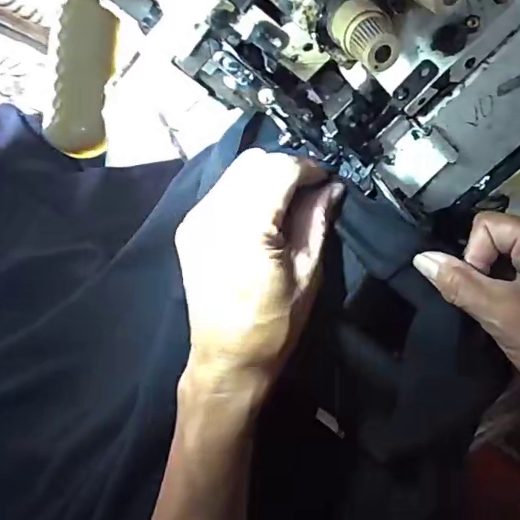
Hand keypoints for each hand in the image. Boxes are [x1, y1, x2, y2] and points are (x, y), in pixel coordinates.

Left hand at [175, 149, 343, 432]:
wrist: (228, 358)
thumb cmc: (273, 325)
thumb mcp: (308, 273)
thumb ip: (317, 220)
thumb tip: (331, 188)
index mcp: (247, 227)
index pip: (280, 168)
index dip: (308, 167)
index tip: (326, 179)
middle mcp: (214, 215)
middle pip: (255, 161)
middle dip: (286, 167)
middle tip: (310, 188)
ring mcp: (196, 219)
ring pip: (236, 171)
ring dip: (265, 175)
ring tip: (287, 200)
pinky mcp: (189, 228)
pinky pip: (221, 190)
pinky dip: (245, 189)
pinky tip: (261, 211)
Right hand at [412, 213, 519, 444]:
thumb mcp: (500, 314)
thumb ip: (459, 282)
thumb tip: (421, 258)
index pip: (487, 226)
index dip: (474, 257)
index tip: (486, 295)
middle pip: (497, 239)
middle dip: (484, 270)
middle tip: (494, 307)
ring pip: (507, 260)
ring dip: (495, 285)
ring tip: (504, 315)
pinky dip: (509, 293)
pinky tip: (515, 319)